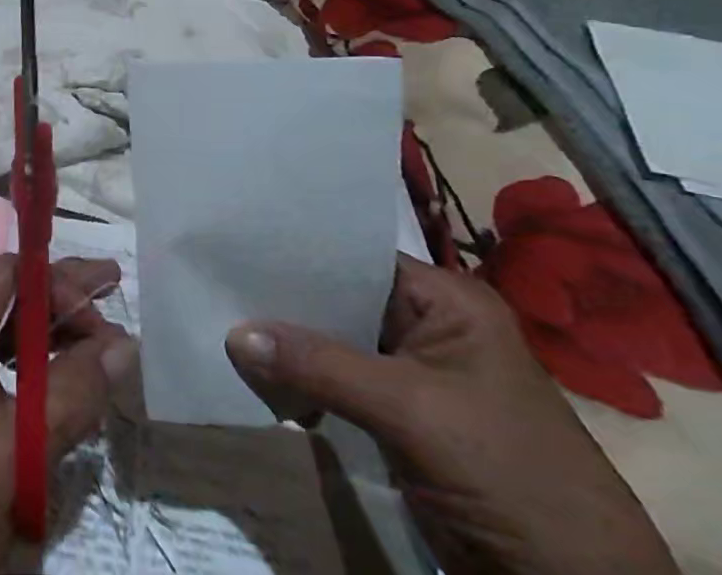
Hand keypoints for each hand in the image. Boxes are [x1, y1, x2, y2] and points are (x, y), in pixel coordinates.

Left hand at [0, 254, 136, 574]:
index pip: (6, 276)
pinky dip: (36, 365)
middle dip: (62, 297)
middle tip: (115, 287)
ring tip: (101, 333)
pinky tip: (69, 374)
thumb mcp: (17, 448)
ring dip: (53, 332)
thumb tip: (126, 345)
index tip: (103, 313)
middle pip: (6, 298)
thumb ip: (75, 388)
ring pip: (3, 332)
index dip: (58, 283)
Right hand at [225, 256, 678, 574]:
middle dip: (287, 304)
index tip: (237, 250)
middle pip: (343, 303)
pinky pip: (339, 385)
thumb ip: (322, 366)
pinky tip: (258, 376)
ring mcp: (414, 375)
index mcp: (447, 300)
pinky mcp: (400, 417)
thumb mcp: (410, 409)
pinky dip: (304, 383)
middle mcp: (429, 326)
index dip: (301, 256)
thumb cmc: (504, 470)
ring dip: (290, 346)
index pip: (359, 260)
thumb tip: (235, 333)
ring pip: (336, 346)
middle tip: (217, 287)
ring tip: (221, 322)